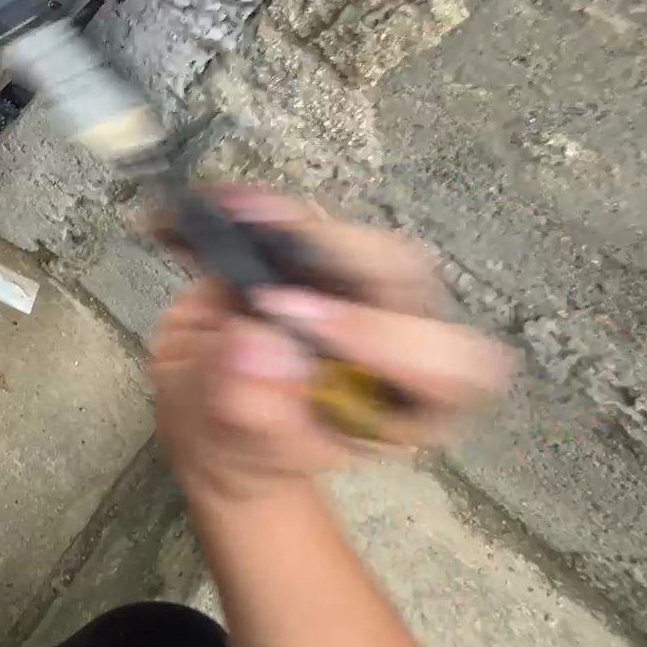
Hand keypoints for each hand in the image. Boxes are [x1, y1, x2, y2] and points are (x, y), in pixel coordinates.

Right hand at [148, 188, 514, 501]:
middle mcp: (393, 339)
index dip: (377, 334)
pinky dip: (245, 206)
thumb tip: (258, 343)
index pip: (441, 365)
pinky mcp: (300, 261)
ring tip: (225, 211)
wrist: (213, 411)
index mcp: (401, 402)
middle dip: (338, 250)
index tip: (281, 310)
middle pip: (405, 278)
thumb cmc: (239, 441)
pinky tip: (206, 204)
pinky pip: (289, 220)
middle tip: (264, 242)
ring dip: (289, 218)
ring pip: (352, 238)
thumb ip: (247, 406)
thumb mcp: (232, 442)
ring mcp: (347, 293)